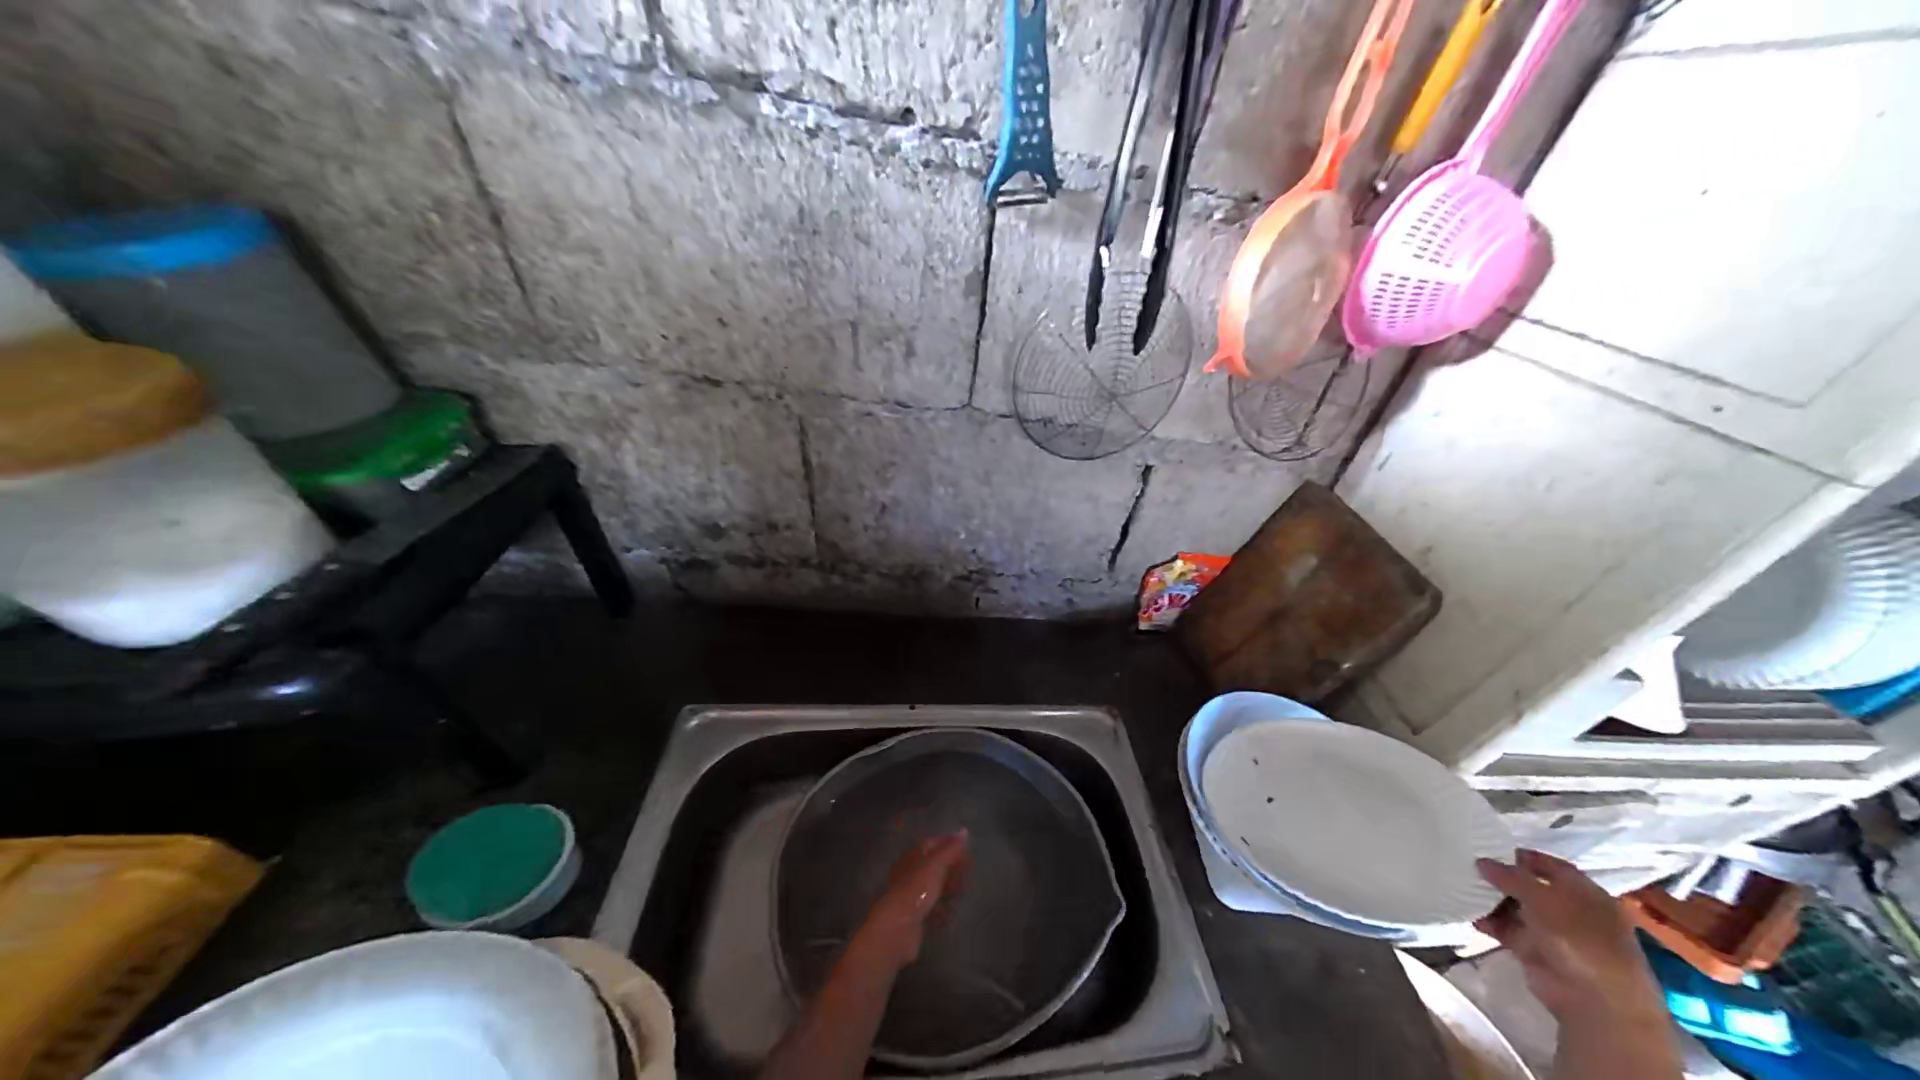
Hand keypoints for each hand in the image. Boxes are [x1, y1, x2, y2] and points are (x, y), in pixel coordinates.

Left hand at [849, 830, 970, 970]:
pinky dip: (944, 911)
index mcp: (911, 859)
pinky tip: (950, 914)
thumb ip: (949, 850)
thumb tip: (964, 832)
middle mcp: (911, 876)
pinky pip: (935, 911)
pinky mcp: (917, 918)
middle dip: (952, 869)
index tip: (967, 847)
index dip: (948, 843)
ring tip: (961, 893)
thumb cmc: (915, 892)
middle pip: (935, 867)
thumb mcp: (934, 866)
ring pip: (936, 889)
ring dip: (949, 890)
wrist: (897, 931)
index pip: (931, 844)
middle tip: (967, 872)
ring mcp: (913, 898)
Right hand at [1474, 849, 1664, 1024]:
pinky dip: (1487, 921)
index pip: (1552, 866)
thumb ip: (1511, 876)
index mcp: (1585, 894)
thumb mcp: (1543, 897)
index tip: (1492, 847)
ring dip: (1491, 899)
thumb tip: (1482, 861)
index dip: (1524, 856)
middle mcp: (1569, 910)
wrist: (1593, 999)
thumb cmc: (1578, 937)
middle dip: (1501, 877)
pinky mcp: (1533, 951)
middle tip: (1467, 863)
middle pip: (1529, 886)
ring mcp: (1551, 932)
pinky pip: (1505, 929)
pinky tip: (1465, 910)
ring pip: (1515, 907)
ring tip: (1459, 883)